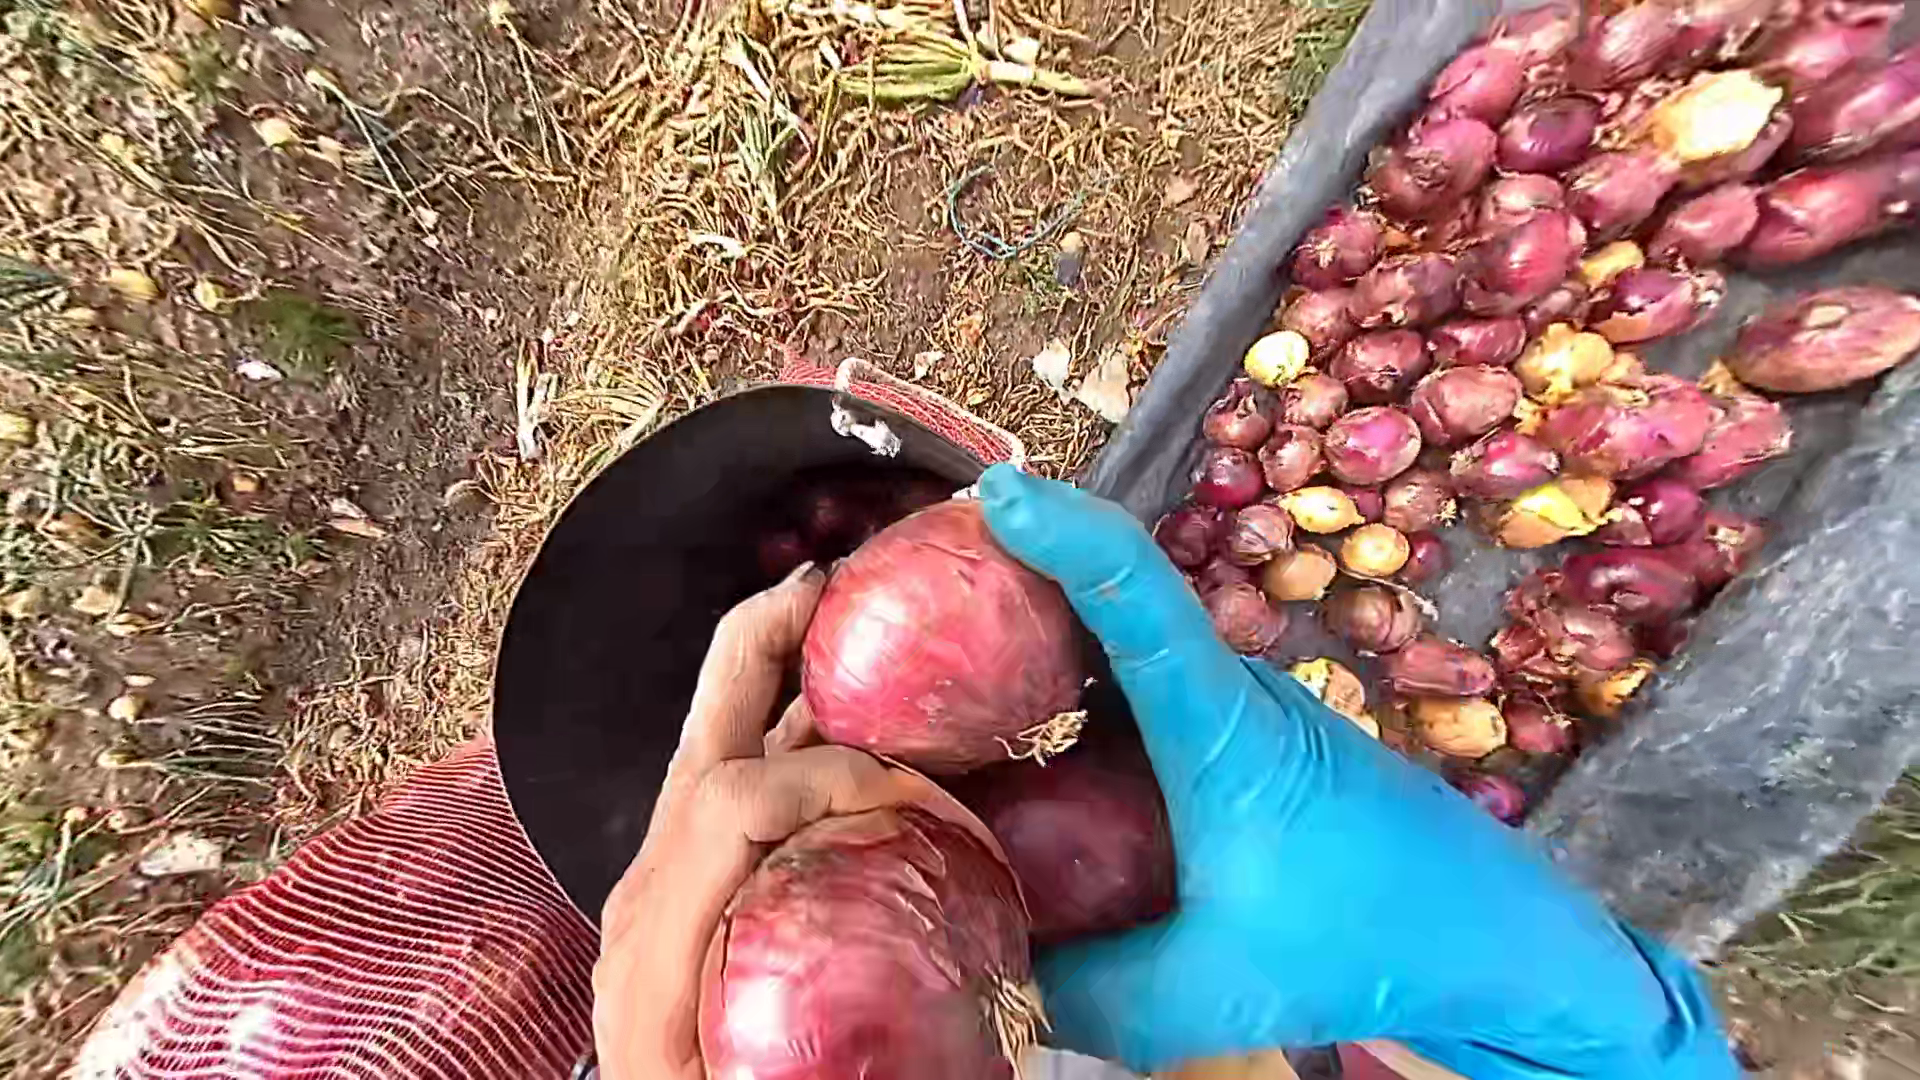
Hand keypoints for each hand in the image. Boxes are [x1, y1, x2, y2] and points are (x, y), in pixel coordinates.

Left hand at [592, 564, 919, 1079]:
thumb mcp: (762, 1078)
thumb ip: (837, 1025)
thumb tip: (967, 972)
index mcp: (659, 939)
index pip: (738, 799)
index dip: (839, 778)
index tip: (921, 799)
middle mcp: (654, 879)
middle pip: (707, 722)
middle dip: (768, 638)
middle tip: (828, 591)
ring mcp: (667, 859)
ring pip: (724, 726)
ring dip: (784, 663)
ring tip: (841, 625)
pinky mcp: (692, 859)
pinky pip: (744, 759)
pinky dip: (793, 715)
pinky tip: (841, 707)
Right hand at [977, 466, 1737, 1079]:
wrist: (1495, 934)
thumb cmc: (1378, 938)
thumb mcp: (1227, 991)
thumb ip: (1098, 996)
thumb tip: (992, 977)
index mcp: (1221, 720)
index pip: (1140, 594)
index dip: (1068, 534)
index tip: (1002, 493)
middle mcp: (1216, 678)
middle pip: (1121, 576)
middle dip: (1037, 536)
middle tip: (950, 531)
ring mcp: (1218, 690)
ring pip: (1120, 614)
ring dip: (1046, 585)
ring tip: (962, 584)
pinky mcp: (1215, 713)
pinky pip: (1125, 660)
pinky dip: (1065, 641)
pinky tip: (1015, 669)